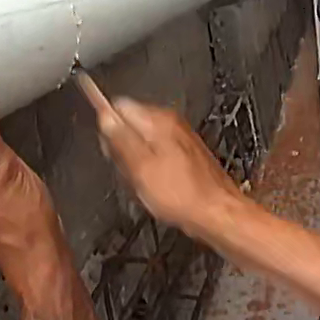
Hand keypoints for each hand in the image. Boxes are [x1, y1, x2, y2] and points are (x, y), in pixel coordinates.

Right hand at [77, 74, 244, 237]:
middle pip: (129, 124)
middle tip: (130, 171)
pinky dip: (151, 168)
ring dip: (136, 161)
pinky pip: (156, 154)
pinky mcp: (185, 153)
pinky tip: (157, 186)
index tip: (109, 150)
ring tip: (145, 182)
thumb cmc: (182, 195)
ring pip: (142, 141)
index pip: (118, 106)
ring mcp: (179, 138)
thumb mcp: (139, 168)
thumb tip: (103, 116)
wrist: (217, 213)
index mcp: (157, 120)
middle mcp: (170, 123)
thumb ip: (119, 139)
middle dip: (122, 147)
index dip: (107, 128)